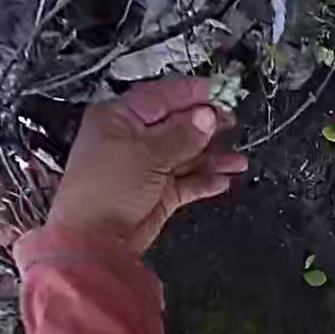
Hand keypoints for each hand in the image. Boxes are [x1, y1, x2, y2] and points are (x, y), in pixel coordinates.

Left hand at [45, 78, 249, 251]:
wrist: (96, 241)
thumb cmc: (104, 192)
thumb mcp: (146, 153)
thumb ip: (181, 135)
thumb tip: (207, 117)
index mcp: (120, 119)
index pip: (162, 97)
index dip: (191, 95)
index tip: (218, 93)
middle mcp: (134, 141)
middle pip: (178, 126)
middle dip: (207, 127)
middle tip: (232, 123)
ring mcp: (147, 170)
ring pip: (187, 157)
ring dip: (213, 158)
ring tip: (238, 160)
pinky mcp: (159, 196)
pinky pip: (188, 183)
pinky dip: (206, 181)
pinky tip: (224, 179)